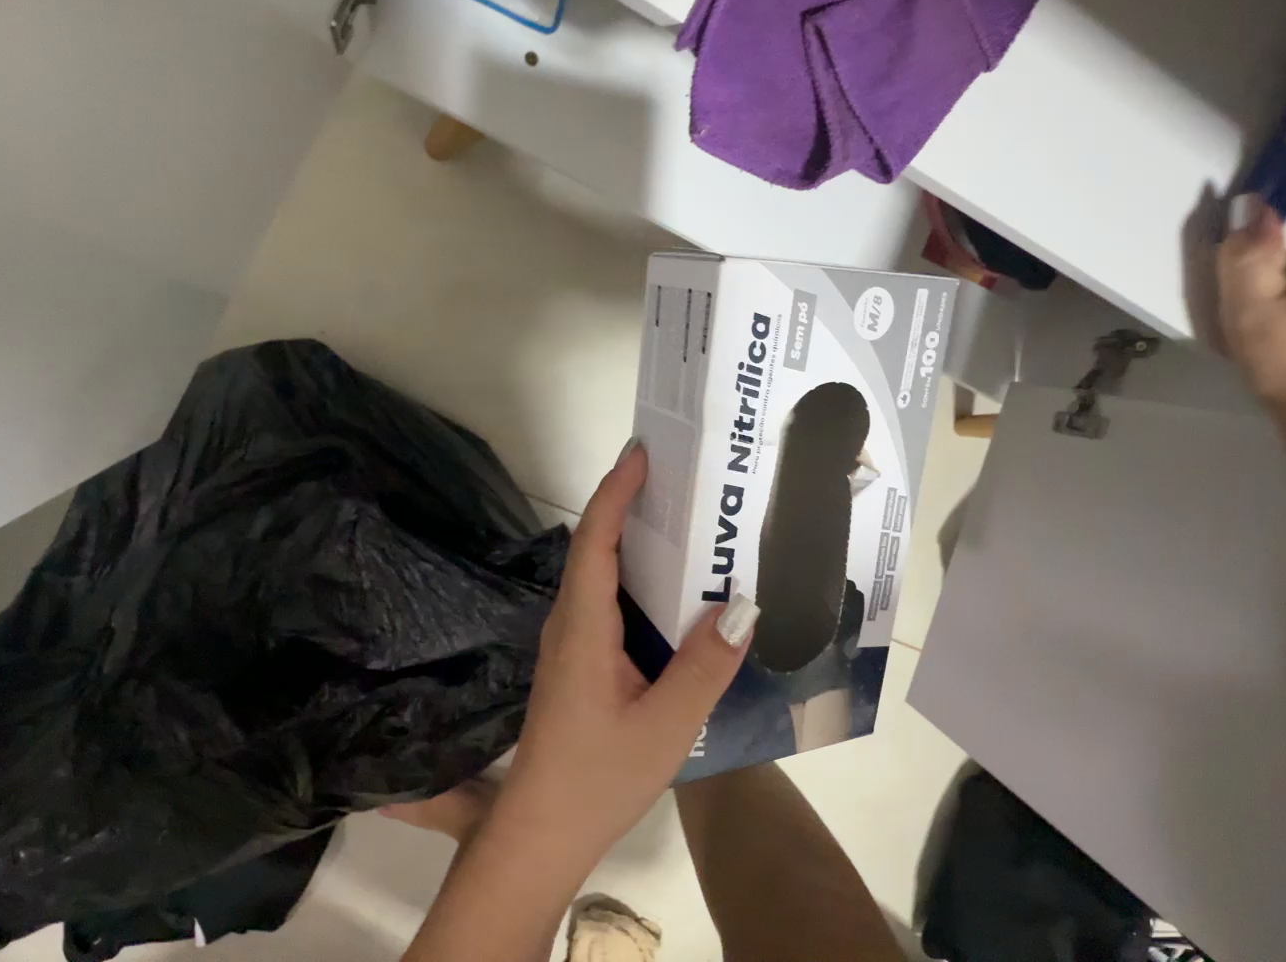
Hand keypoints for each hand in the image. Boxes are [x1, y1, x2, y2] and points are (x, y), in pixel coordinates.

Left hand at [494, 441, 750, 863]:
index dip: (616, 491)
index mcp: (583, 627)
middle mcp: (570, 623)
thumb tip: (745, 605)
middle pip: (596, 546)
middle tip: (682, 476)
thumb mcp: (665, 726)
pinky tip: (674, 593)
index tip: (644, 452)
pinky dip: (638, 580)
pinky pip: (608, 602)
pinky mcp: (580, 662)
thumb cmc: (597, 778)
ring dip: (635, 540)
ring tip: (687, 521)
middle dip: (631, 502)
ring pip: (601, 574)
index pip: (595, 539)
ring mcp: (571, 643)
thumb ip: (704, 667)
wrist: (540, 833)